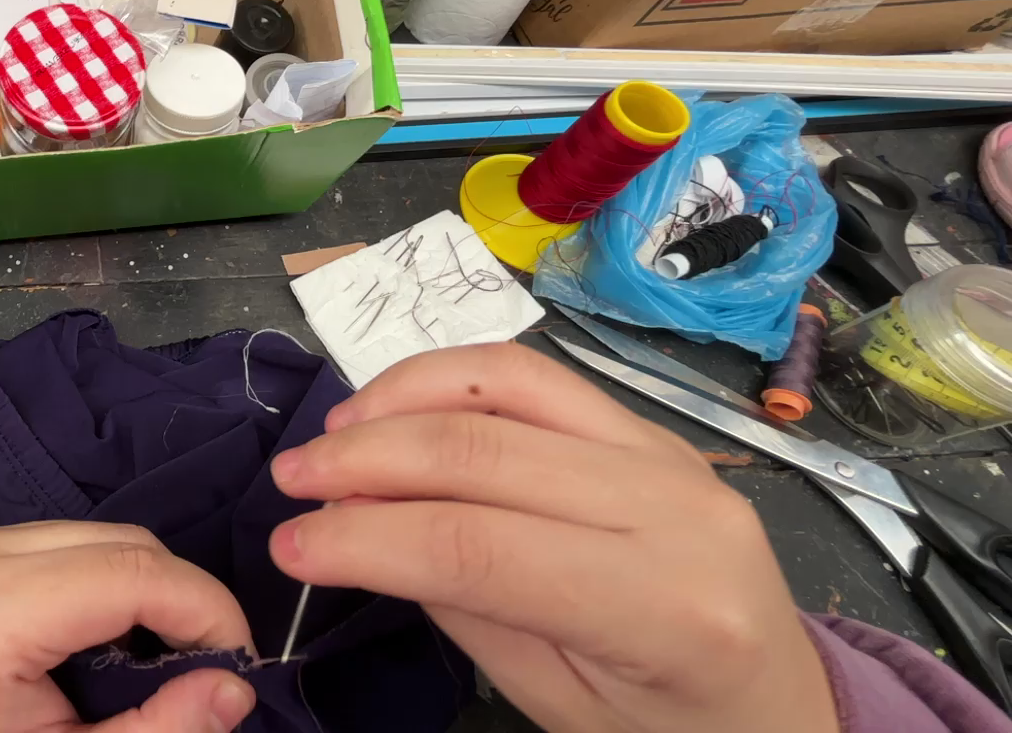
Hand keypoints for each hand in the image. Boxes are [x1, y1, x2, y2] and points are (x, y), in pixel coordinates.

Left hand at [0, 520, 256, 732]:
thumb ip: (158, 732)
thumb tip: (236, 687)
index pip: (130, 572)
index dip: (206, 610)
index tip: (245, 667)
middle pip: (122, 544)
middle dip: (184, 601)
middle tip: (213, 673)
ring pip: (102, 539)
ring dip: (151, 593)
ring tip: (169, 665)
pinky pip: (72, 550)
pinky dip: (113, 588)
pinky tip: (117, 645)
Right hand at [268, 343, 837, 732]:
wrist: (781, 705)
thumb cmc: (664, 728)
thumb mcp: (551, 697)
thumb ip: (454, 595)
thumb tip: (354, 518)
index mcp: (666, 607)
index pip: (475, 549)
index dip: (363, 539)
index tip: (287, 544)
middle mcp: (673, 505)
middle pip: (475, 451)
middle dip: (359, 458)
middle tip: (289, 476)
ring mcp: (660, 446)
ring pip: (496, 382)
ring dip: (393, 399)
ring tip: (332, 432)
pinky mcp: (634, 420)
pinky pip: (521, 371)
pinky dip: (438, 376)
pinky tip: (391, 403)